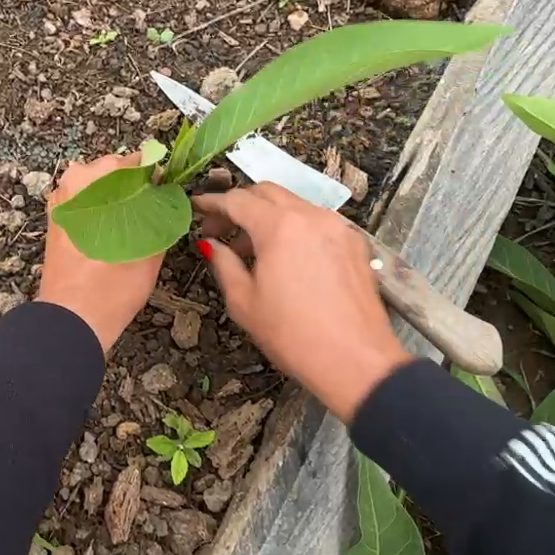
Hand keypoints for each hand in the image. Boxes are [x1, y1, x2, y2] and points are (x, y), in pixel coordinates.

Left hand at [36, 152, 164, 352]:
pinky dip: (100, 209)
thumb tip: (167, 195)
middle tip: (153, 210)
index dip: (156, 175)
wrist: (73, 318)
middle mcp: (73, 181)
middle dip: (133, 186)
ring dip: (116, 198)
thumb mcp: (151, 247)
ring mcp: (60, 200)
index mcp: (97, 178)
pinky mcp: (55, 219)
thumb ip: (161, 212)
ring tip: (134, 225)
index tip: (167, 190)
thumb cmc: (112, 284)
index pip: (136, 161)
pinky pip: (83, 201)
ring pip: (97, 185)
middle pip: (113, 170)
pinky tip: (114, 232)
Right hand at [191, 183, 411, 422]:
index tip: (197, 207)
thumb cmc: (292, 334)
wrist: (357, 361)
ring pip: (294, 204)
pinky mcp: (354, 243)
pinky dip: (294, 227)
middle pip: (267, 193)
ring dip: (267, 216)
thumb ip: (223, 264)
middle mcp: (311, 216)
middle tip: (220, 230)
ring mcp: (338, 227)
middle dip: (240, 205)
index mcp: (279, 227)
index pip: (237, 200)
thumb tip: (211, 245)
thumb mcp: (244, 301)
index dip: (213, 203)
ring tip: (250, 249)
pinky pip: (316, 221)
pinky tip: (284, 257)